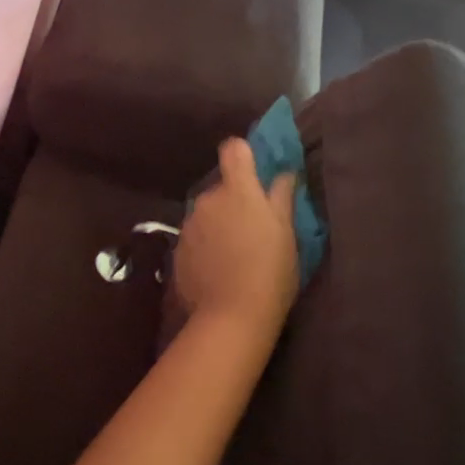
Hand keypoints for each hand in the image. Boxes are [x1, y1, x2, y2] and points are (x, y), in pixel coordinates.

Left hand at [172, 138, 298, 335]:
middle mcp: (207, 199)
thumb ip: (282, 197)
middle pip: (221, 187)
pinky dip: (205, 245)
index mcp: (237, 190)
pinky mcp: (177, 249)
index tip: (256, 170)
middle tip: (253, 227)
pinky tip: (218, 268)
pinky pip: (195, 237)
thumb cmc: (270, 271)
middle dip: (234, 200)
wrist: (231, 314)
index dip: (244, 154)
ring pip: (206, 213)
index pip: (234, 150)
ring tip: (235, 253)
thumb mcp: (287, 233)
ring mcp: (188, 224)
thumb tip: (285, 173)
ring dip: (218, 224)